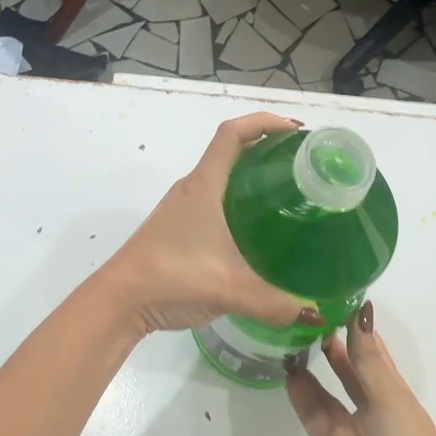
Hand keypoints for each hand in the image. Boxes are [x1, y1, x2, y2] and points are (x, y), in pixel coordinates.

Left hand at [95, 113, 322, 334]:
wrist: (120, 300)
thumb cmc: (171, 277)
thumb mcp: (229, 290)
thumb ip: (275, 303)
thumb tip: (315, 314)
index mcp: (204, 185)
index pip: (232, 133)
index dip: (263, 122)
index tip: (295, 130)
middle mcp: (193, 187)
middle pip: (231, 150)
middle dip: (267, 148)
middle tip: (303, 164)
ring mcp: (184, 207)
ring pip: (224, 176)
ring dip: (253, 175)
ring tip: (290, 193)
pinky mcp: (181, 227)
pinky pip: (217, 199)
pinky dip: (241, 200)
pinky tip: (259, 229)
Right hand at [287, 301, 435, 435]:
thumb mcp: (390, 401)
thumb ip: (369, 359)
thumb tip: (362, 308)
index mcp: (396, 393)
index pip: (373, 349)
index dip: (356, 323)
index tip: (331, 291)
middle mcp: (373, 406)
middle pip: (349, 367)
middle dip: (330, 339)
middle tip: (304, 309)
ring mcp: (350, 427)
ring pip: (326, 388)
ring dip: (310, 363)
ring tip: (289, 333)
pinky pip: (312, 412)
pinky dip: (299, 392)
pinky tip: (286, 369)